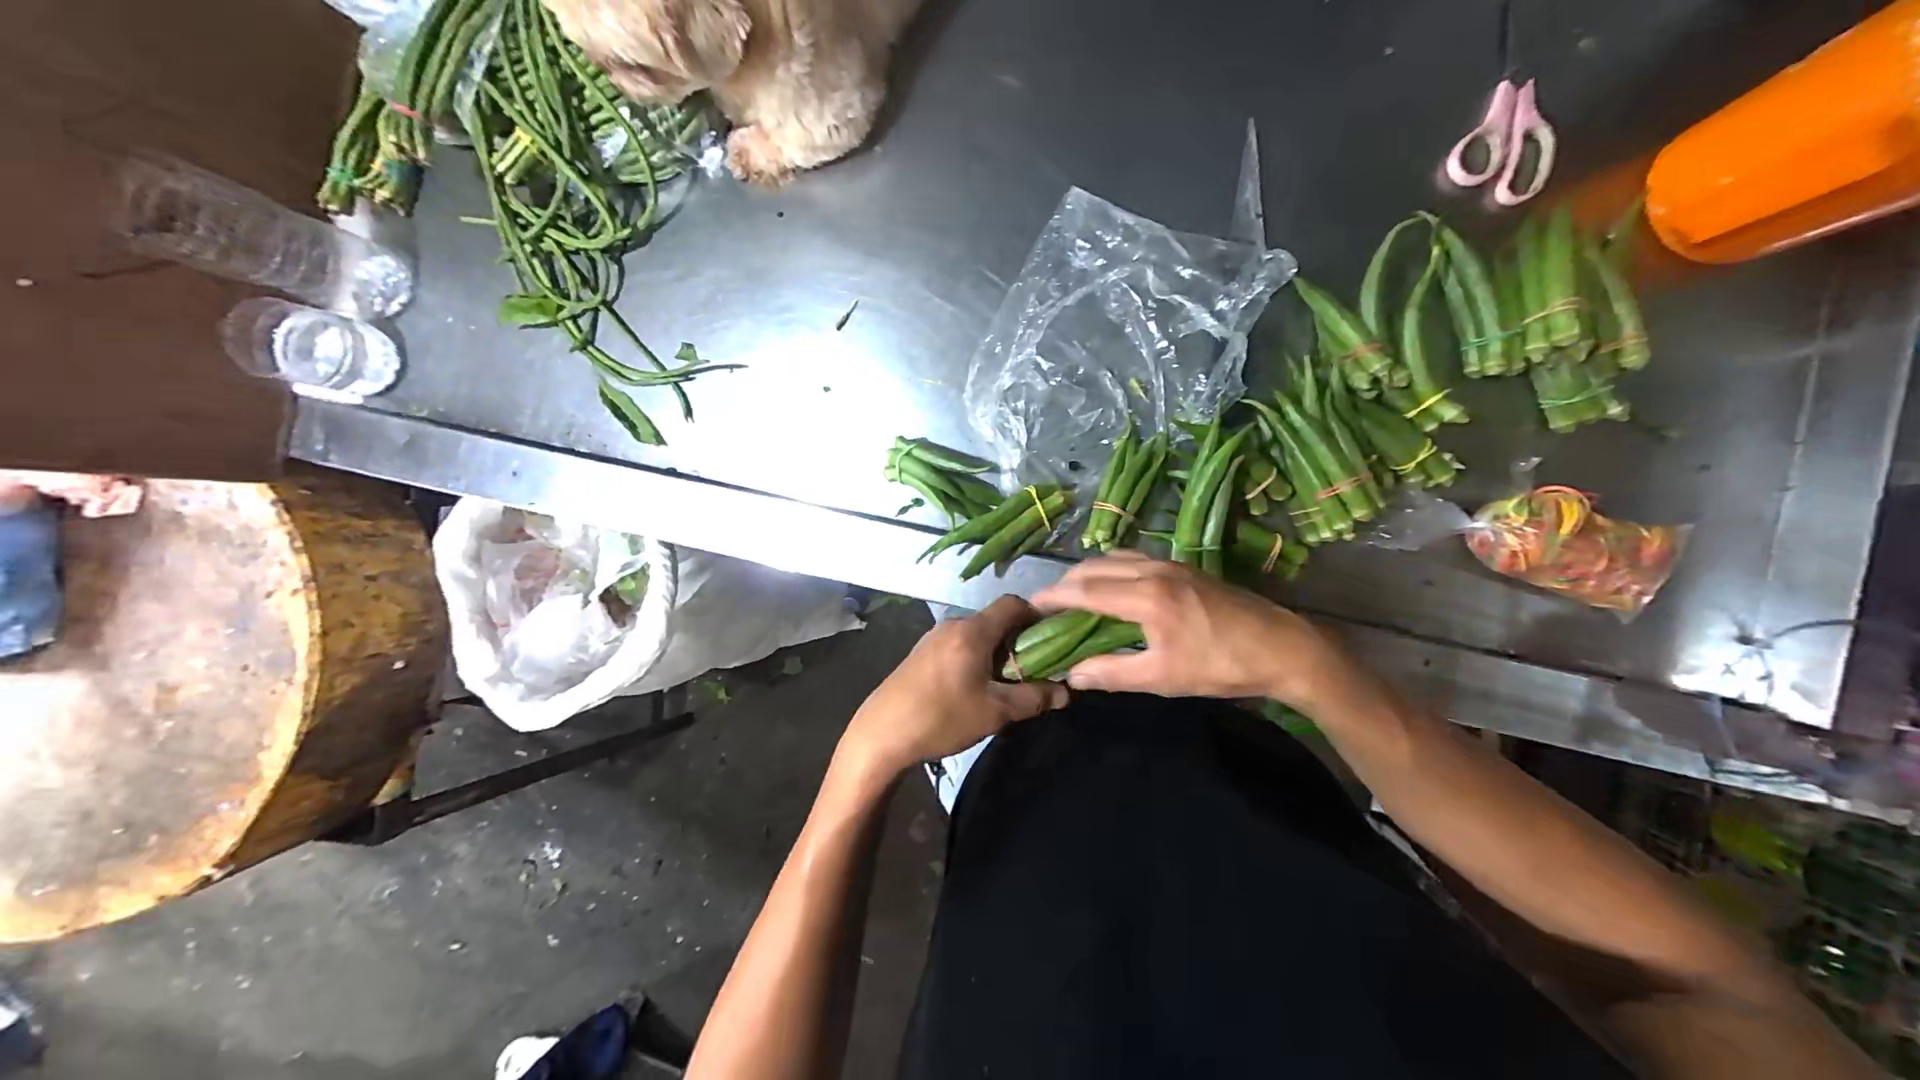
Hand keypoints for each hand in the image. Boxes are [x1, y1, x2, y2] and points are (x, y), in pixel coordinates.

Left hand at [839, 596, 1069, 776]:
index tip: (1054, 639)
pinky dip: (976, 658)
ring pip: (977, 635)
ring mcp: (933, 639)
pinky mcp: (920, 655)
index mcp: (972, 631)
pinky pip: (959, 646)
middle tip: (1036, 669)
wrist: (880, 735)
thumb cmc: (942, 718)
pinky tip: (977, 687)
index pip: (1013, 604)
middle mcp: (952, 625)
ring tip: (1009, 683)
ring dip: (997, 652)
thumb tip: (1066, 692)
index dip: (1037, 615)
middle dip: (1020, 640)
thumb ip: (1034, 698)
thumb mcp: (995, 712)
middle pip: (995, 620)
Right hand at [1031, 551, 1368, 709]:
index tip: (1029, 606)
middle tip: (1047, 604)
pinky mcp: (1185, 567)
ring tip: (1074, 594)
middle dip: (1065, 582)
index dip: (1053, 597)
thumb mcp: (1164, 678)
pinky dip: (1111, 568)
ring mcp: (1172, 564)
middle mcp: (1154, 570)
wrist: (1283, 647)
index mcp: (1146, 597)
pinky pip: (1134, 558)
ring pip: (1115, 558)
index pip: (1085, 590)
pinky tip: (1113, 587)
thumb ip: (1112, 673)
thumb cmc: (1221, 666)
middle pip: (1095, 567)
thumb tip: (1072, 674)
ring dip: (1088, 572)